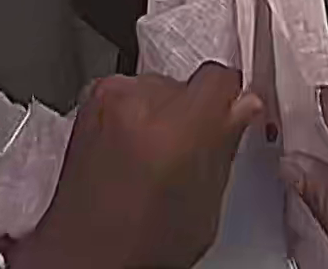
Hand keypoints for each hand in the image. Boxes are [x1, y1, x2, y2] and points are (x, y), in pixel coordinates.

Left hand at [11, 63, 262, 268]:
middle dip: (192, 110)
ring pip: (159, 85)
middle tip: (184, 151)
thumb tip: (246, 103)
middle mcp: (144, 101)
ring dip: (161, 109)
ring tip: (150, 155)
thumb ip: (226, 145)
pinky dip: (135, 109)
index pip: (219, 76)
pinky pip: (131, 89)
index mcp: (181, 128)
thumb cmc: (142, 248)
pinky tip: (130, 147)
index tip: (228, 111)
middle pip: (187, 82)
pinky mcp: (94, 97)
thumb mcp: (204, 207)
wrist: (82, 259)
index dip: (228, 96)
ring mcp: (114, 95)